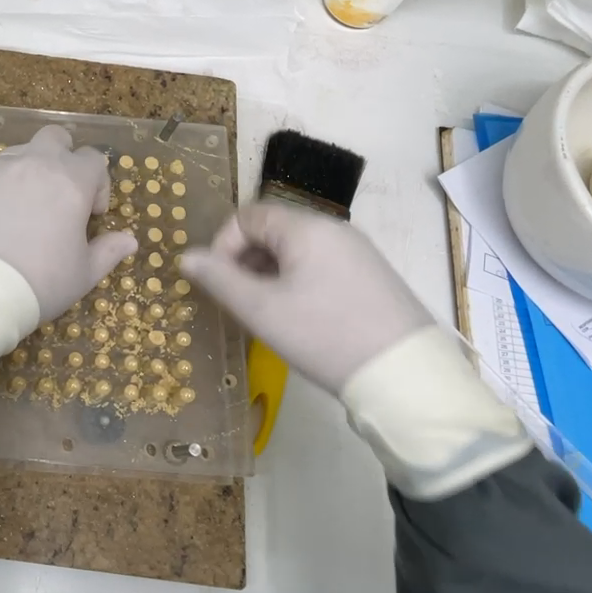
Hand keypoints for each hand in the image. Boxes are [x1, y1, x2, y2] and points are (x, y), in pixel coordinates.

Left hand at [0, 125, 137, 319]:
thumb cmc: (38, 282)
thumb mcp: (82, 274)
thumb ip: (108, 251)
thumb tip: (129, 240)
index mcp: (70, 181)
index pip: (94, 159)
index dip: (98, 184)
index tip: (90, 214)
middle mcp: (33, 163)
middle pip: (55, 137)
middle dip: (62, 157)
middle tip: (57, 194)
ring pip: (18, 153)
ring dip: (27, 172)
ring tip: (20, 211)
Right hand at [181, 201, 530, 499]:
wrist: (405, 376)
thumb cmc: (324, 336)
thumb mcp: (261, 310)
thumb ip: (219, 279)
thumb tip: (186, 257)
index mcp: (307, 229)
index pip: (247, 216)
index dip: (222, 244)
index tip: (218, 282)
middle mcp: (334, 230)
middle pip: (272, 230)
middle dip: (244, 261)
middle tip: (240, 302)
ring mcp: (357, 252)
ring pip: (295, 250)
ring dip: (269, 274)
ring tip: (267, 314)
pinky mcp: (371, 276)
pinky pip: (319, 266)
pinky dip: (296, 283)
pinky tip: (299, 318)